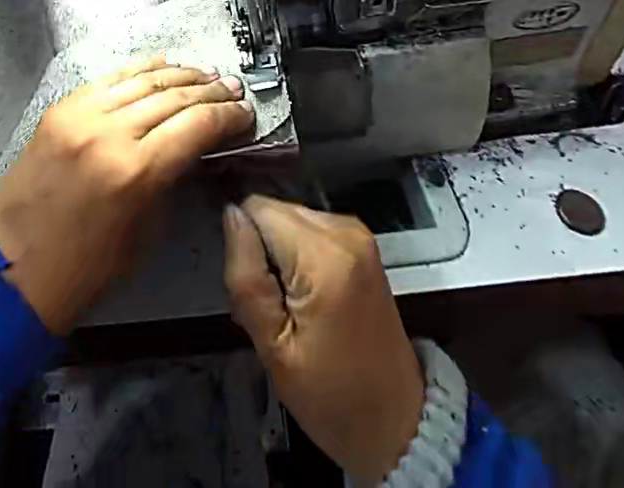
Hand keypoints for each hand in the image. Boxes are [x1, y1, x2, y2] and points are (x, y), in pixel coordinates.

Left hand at [0, 56, 253, 333]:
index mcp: (137, 171)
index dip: (229, 115)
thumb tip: (201, 141)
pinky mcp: (61, 110)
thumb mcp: (149, 226)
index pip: (199, 124)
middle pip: (176, 96)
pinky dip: (142, 68)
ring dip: (183, 74)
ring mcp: (81, 116)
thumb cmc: (87, 266)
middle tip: (234, 90)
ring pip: (146, 80)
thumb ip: (176, 174)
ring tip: (207, 75)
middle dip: (212, 92)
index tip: (246, 113)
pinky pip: (111, 78)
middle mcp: (109, 133)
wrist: (10, 273)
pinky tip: (165, 64)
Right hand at [223, 196, 423, 483]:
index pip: (260, 209)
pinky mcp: (363, 240)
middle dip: (260, 245)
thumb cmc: (329, 393)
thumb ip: (247, 277)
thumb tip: (231, 215)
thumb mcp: (273, 347)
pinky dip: (299, 251)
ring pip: (293, 216)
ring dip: (279, 250)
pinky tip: (304, 294)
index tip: (249, 286)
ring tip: (287, 304)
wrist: (393, 414)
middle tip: (268, 303)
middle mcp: (346, 230)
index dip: (242, 240)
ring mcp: (359, 232)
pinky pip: (313, 227)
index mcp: (326, 256)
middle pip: (278, 209)